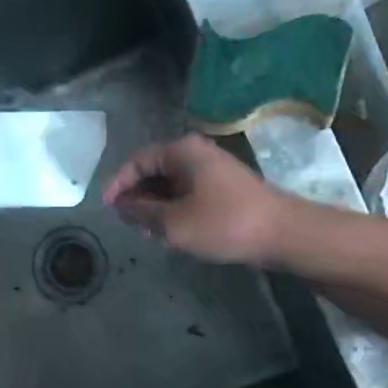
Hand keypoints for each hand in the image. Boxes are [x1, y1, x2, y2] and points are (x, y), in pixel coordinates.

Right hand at [101, 133, 297, 264]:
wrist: (280, 233)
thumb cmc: (223, 224)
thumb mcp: (173, 223)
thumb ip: (141, 212)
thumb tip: (122, 206)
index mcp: (182, 151)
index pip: (137, 161)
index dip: (118, 185)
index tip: (106, 209)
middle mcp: (196, 154)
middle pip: (154, 172)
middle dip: (137, 199)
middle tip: (130, 226)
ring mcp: (212, 171)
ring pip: (170, 186)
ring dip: (156, 209)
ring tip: (150, 235)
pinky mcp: (223, 190)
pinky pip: (187, 195)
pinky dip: (174, 212)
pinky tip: (172, 235)